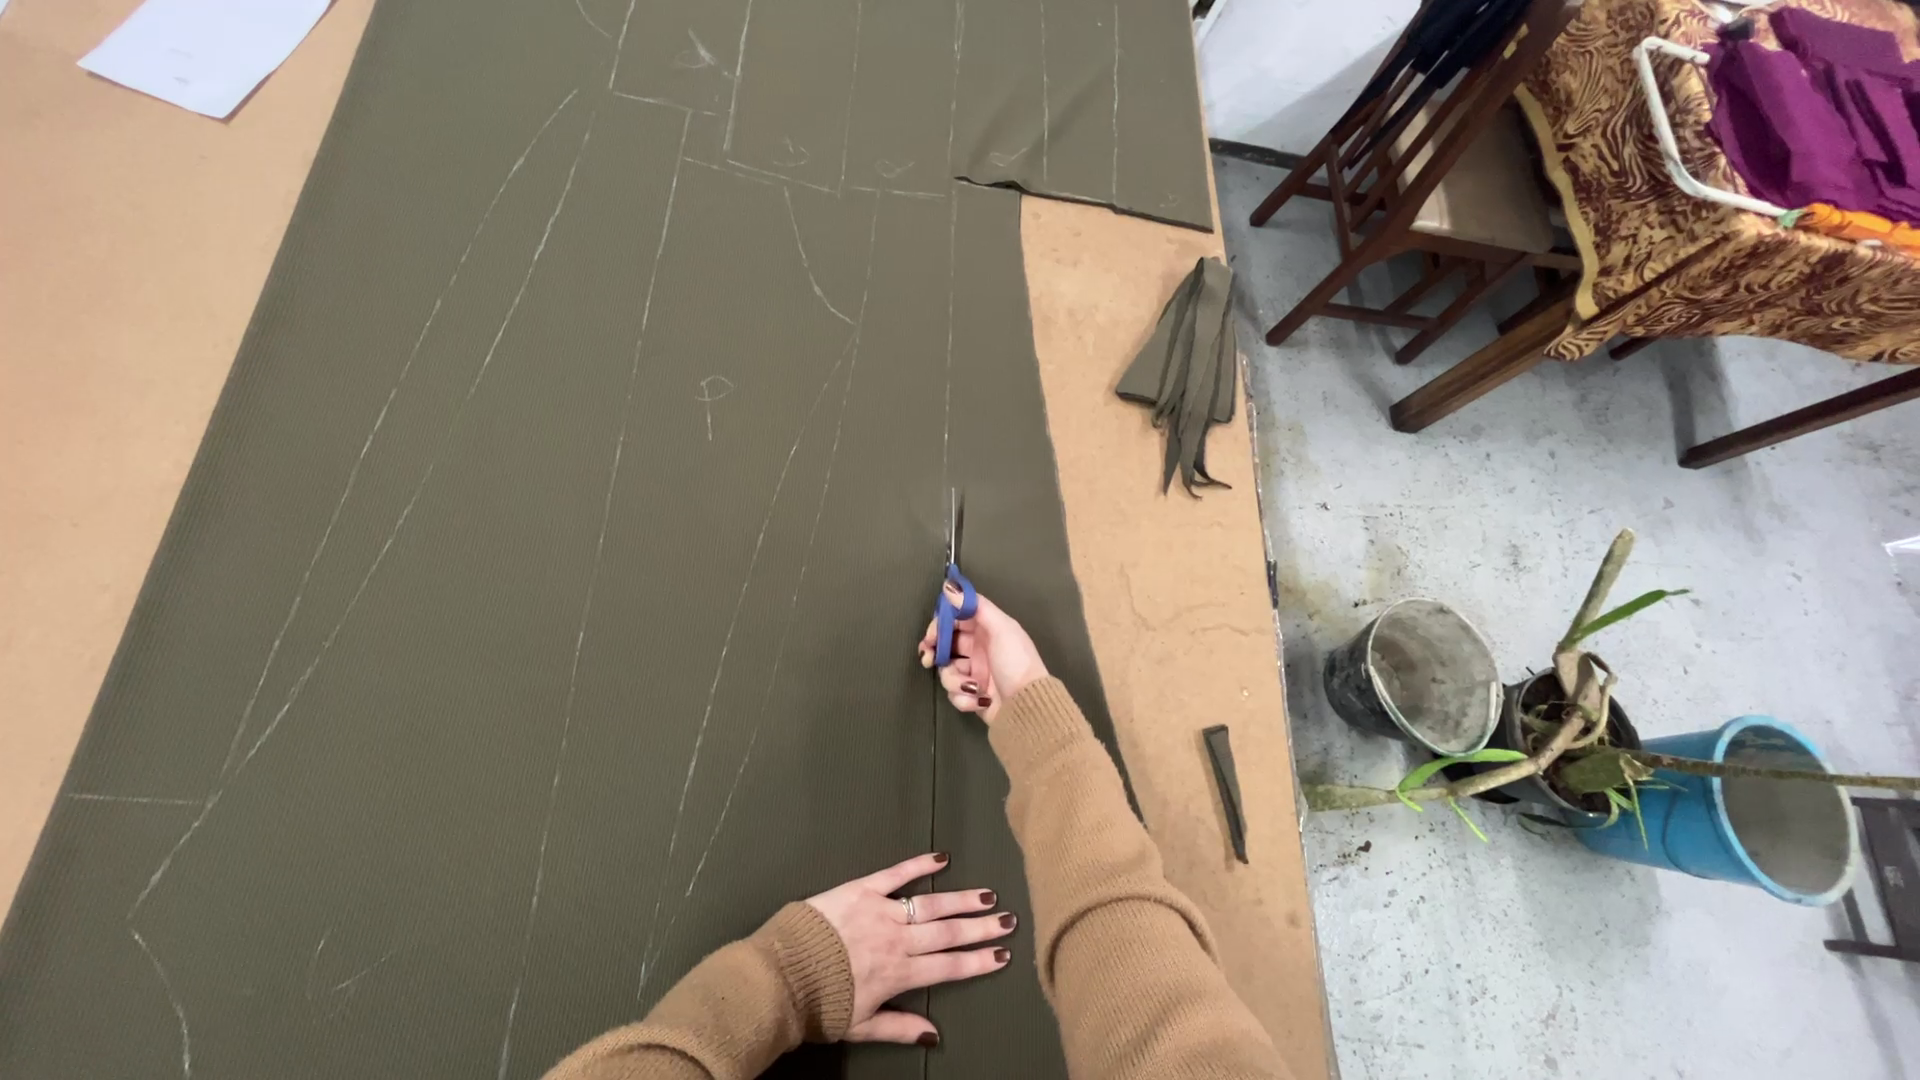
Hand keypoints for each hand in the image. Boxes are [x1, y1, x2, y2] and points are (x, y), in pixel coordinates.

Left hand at [805, 852, 1014, 1045]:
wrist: (781, 975)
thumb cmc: (819, 1005)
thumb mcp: (859, 1026)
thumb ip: (899, 1027)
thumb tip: (935, 1035)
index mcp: (899, 974)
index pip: (948, 966)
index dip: (977, 961)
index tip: (1002, 955)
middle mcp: (898, 940)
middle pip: (947, 932)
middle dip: (980, 927)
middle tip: (1008, 919)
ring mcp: (882, 911)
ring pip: (930, 903)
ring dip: (961, 899)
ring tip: (987, 895)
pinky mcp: (862, 888)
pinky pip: (896, 873)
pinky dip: (919, 864)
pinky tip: (941, 858)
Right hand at [917, 585, 1049, 723]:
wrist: (1027, 706)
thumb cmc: (1016, 662)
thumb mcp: (1001, 629)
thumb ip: (975, 606)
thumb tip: (949, 585)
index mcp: (987, 630)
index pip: (956, 620)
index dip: (940, 625)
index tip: (931, 635)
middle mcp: (978, 649)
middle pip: (946, 645)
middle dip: (935, 652)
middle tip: (929, 659)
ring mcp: (974, 673)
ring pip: (947, 671)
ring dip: (954, 680)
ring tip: (972, 686)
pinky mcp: (971, 694)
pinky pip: (955, 693)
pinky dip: (964, 697)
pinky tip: (979, 699)